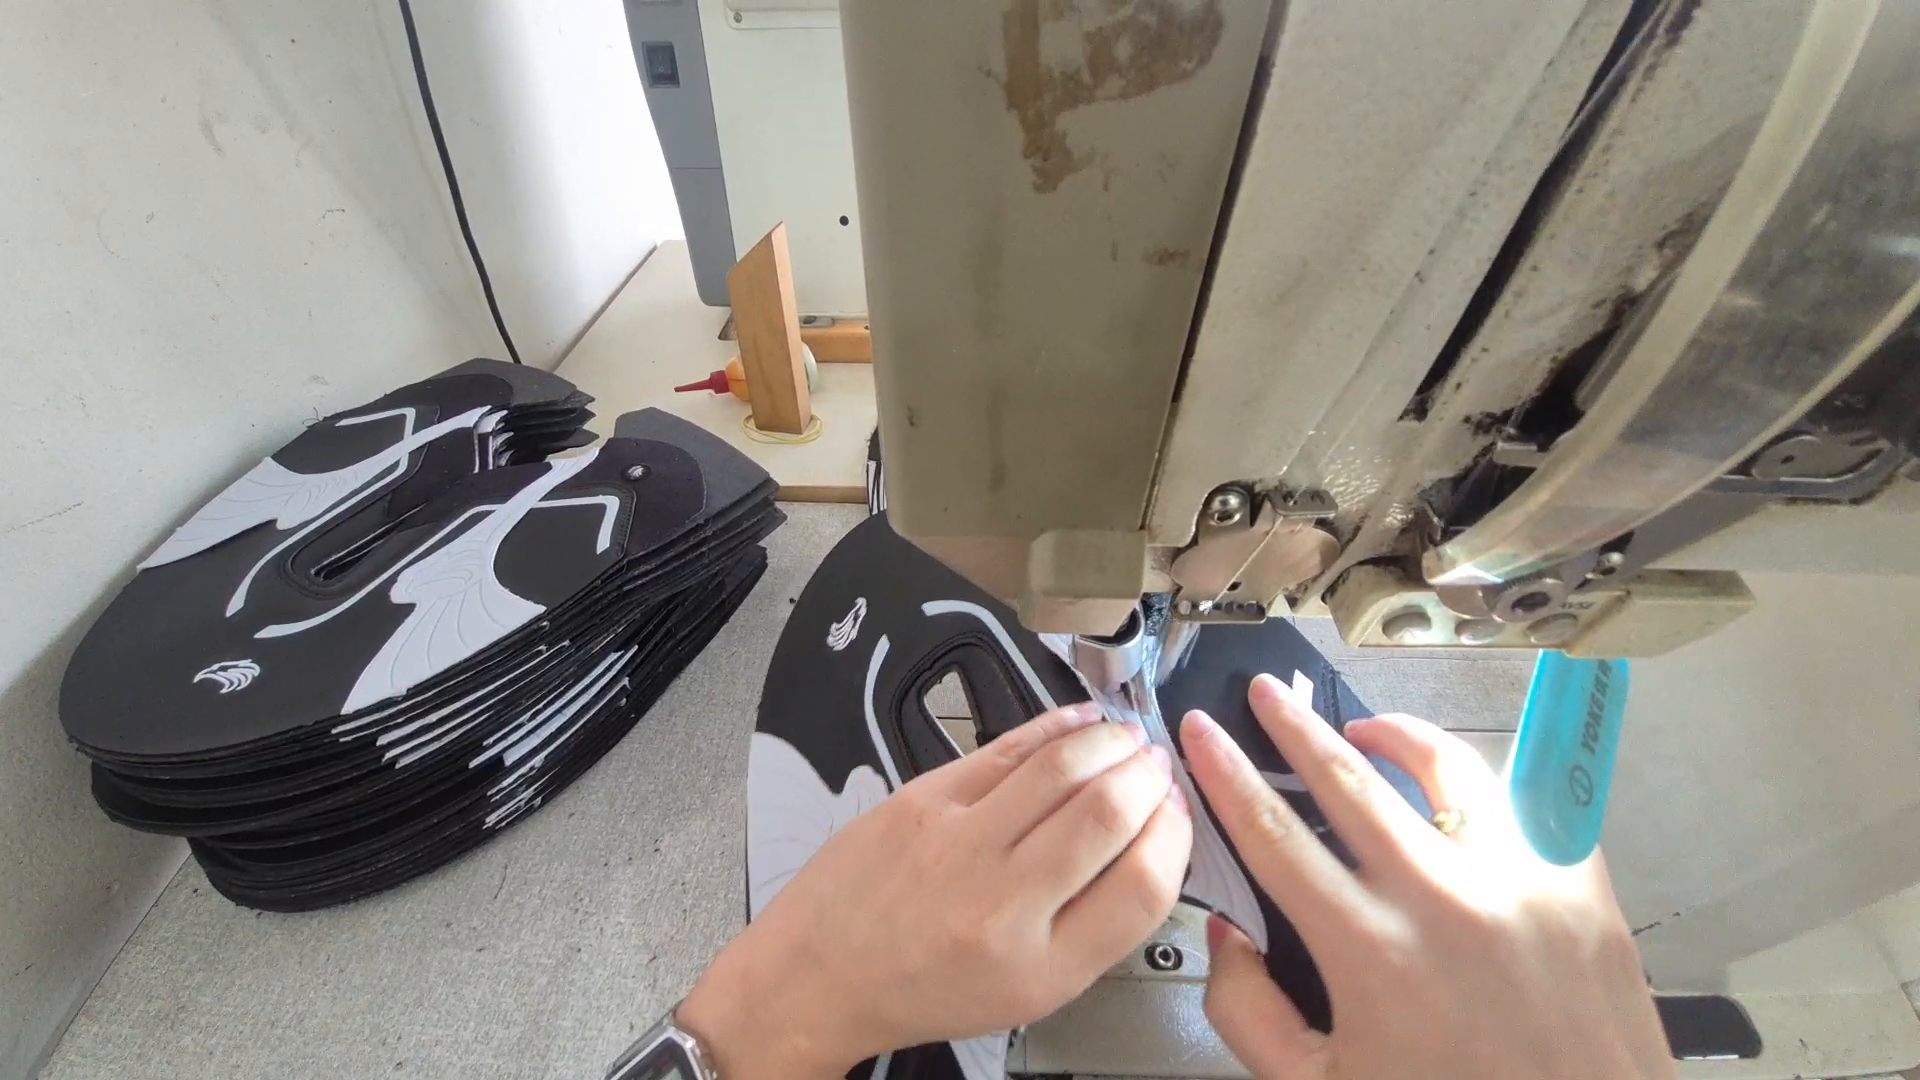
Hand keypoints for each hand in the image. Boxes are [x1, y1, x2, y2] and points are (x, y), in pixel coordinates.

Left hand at [681, 702, 1193, 1078]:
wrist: (822, 971)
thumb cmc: (922, 984)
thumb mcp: (1026, 989)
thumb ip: (1091, 922)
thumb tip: (1145, 843)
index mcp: (1040, 967)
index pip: (1143, 887)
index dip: (1176, 837)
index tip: (1177, 812)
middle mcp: (1003, 902)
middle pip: (1107, 813)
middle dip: (1147, 776)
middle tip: (1157, 765)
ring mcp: (958, 839)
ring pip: (1061, 766)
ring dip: (1109, 740)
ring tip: (1128, 737)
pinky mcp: (925, 796)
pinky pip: (1007, 745)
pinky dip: (1055, 724)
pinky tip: (1081, 719)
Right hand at [1181, 674, 1672, 1079]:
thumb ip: (1246, 1011)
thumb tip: (1226, 931)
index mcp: (1371, 949)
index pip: (1269, 830)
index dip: (1223, 770)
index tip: (1198, 728)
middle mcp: (1444, 901)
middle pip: (1346, 776)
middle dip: (1292, 722)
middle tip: (1265, 689)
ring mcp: (1523, 890)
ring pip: (1447, 768)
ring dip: (1395, 732)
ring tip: (1368, 727)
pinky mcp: (1587, 898)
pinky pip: (1533, 805)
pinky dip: (1489, 781)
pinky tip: (1461, 785)